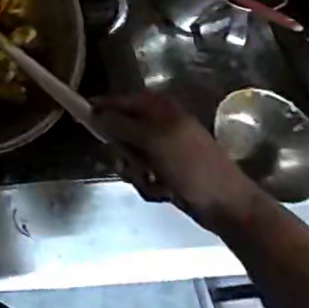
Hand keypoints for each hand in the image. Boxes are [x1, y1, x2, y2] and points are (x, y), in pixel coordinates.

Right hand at [94, 91, 259, 227]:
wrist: (229, 206)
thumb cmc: (191, 166)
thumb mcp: (152, 140)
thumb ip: (120, 123)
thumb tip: (94, 111)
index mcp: (159, 107)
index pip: (118, 101)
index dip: (99, 109)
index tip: (79, 120)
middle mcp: (159, 123)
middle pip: (120, 131)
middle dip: (123, 152)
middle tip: (131, 163)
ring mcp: (164, 148)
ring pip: (129, 156)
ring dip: (136, 172)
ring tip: (153, 182)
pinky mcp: (168, 170)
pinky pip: (143, 174)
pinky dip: (149, 185)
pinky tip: (164, 191)